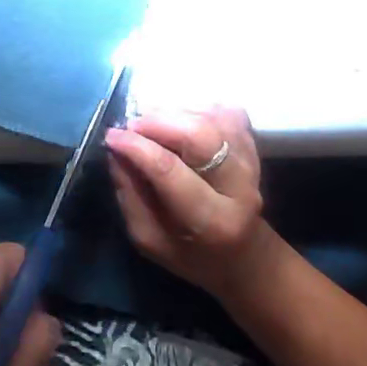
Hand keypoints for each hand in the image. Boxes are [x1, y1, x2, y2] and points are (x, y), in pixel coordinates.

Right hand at [105, 105, 277, 299]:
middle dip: (159, 122)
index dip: (138, 148)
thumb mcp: (150, 239)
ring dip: (176, 113)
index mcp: (212, 222)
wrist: (244, 256)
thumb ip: (130, 195)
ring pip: (213, 119)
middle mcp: (239, 188)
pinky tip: (181, 120)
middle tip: (132, 125)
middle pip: (201, 135)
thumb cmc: (191, 255)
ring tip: (152, 123)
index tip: (112, 136)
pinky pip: (227, 113)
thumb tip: (116, 151)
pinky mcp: (254, 147)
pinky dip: (199, 109)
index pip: (171, 171)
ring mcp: (251, 164)